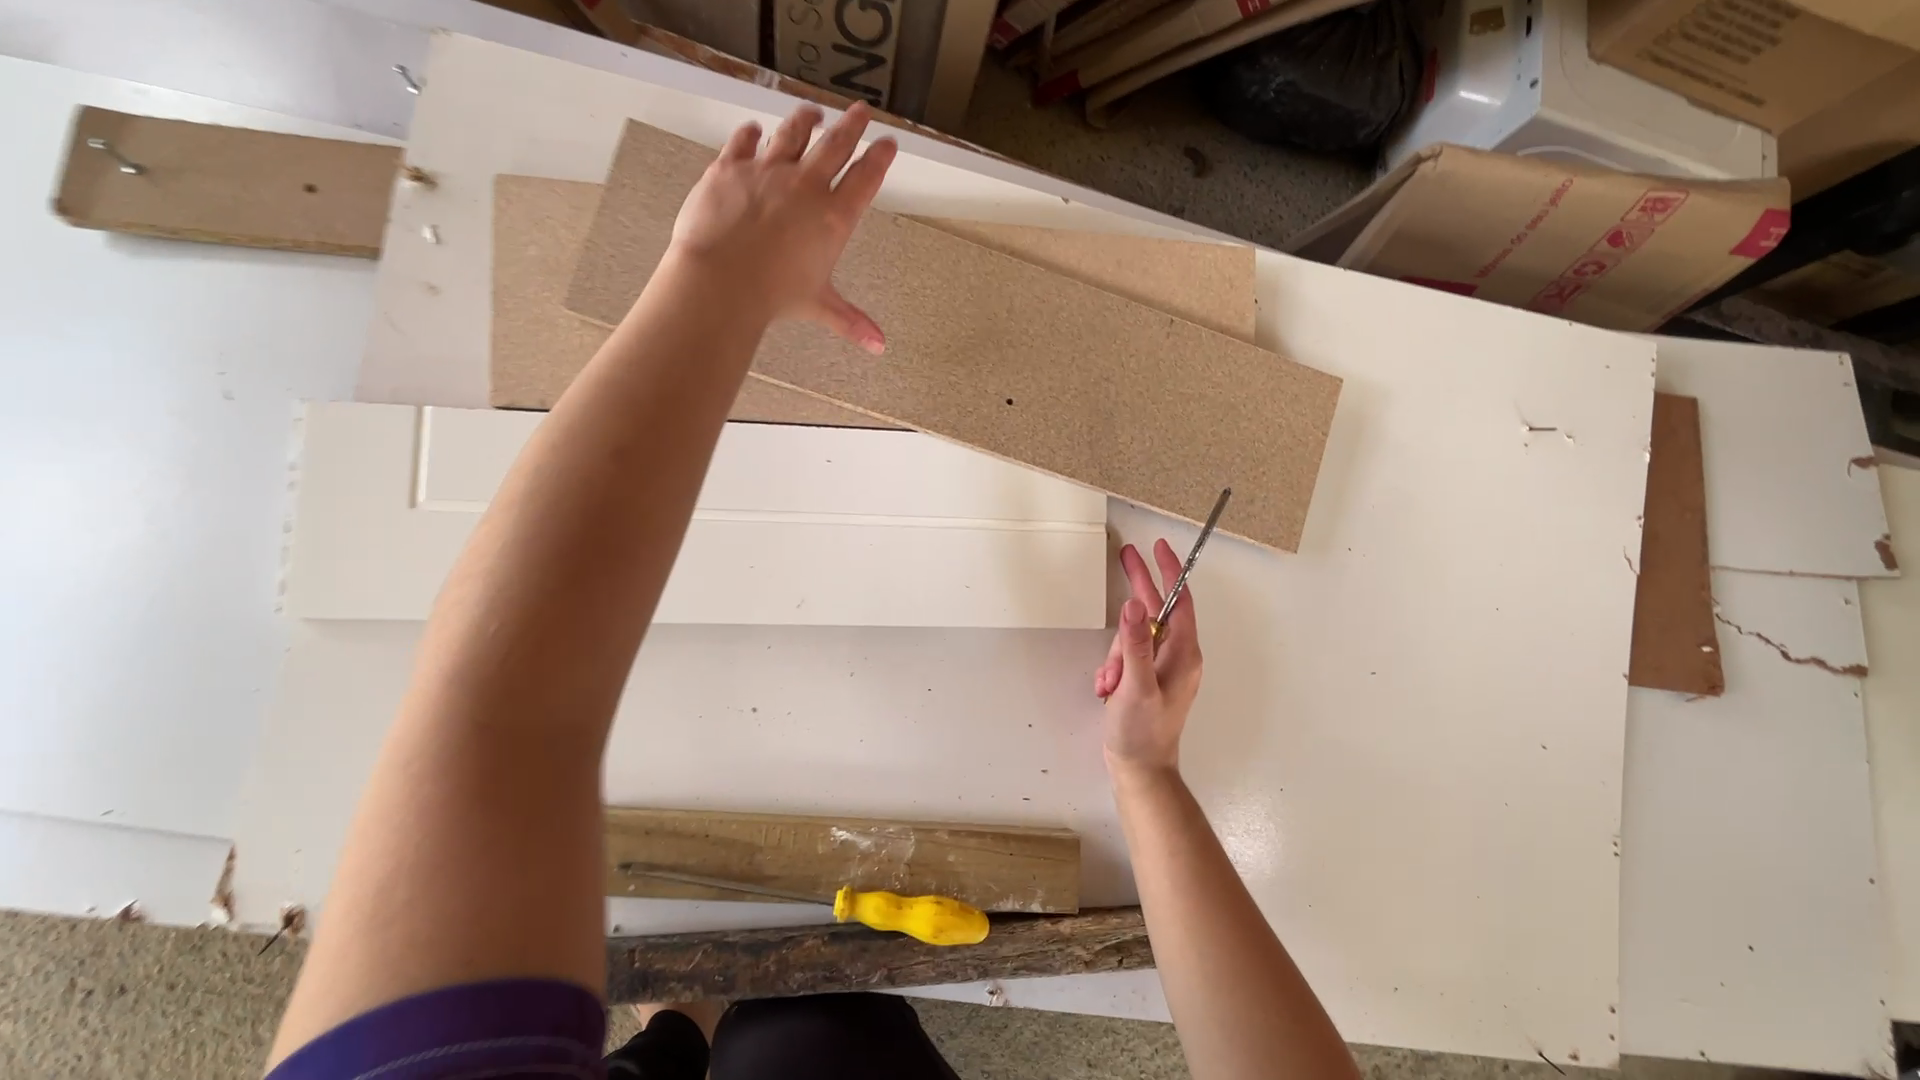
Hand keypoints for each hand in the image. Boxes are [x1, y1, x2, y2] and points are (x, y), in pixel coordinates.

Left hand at [667, 103, 897, 352]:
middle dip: (852, 125)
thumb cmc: (774, 296)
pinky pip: (744, 141)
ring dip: (805, 120)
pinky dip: (750, 134)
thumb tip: (879, 346)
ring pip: (793, 133)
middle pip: (835, 144)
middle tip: (862, 110)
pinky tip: (753, 130)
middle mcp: (806, 186)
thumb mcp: (819, 305)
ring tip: (813, 113)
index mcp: (833, 217)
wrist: (723, 280)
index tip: (888, 144)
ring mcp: (768, 171)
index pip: (865, 178)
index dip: (879, 158)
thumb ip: (850, 320)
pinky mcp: (730, 167)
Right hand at [1094, 540, 1203, 777]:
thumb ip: (1135, 644)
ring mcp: (1160, 668)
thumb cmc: (1143, 732)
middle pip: (1155, 611)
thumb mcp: (1136, 686)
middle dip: (1138, 588)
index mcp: (1183, 653)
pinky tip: (1107, 690)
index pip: (1179, 601)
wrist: (1140, 770)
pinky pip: (1126, 658)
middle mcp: (1176, 656)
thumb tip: (1136, 604)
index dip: (1170, 571)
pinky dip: (1112, 669)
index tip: (1158, 547)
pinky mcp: (1145, 680)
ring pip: (1132, 638)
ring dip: (1115, 655)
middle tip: (1124, 555)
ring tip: (1110, 684)